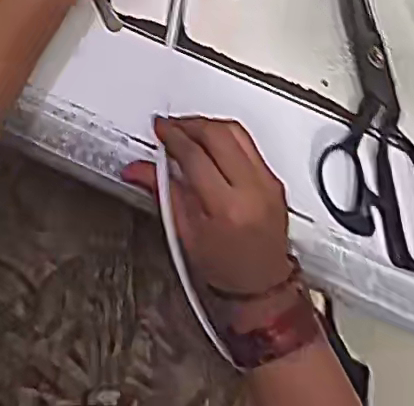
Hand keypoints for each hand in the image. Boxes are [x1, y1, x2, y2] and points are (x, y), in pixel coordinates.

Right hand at [123, 117, 291, 295]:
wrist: (262, 288)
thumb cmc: (225, 268)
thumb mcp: (184, 232)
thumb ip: (163, 191)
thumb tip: (139, 169)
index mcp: (226, 208)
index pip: (194, 155)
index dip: (172, 136)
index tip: (161, 130)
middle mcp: (252, 191)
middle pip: (216, 135)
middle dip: (189, 125)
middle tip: (172, 128)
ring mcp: (267, 184)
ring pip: (235, 132)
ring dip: (208, 125)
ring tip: (189, 131)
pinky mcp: (275, 180)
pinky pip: (249, 143)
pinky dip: (226, 136)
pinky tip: (212, 141)